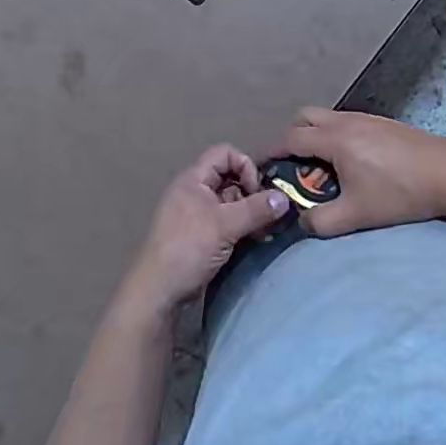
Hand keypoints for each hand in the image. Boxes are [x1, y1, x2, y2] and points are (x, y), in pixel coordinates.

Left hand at [123, 145, 289, 313]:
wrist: (160, 290)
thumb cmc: (188, 248)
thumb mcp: (225, 225)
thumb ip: (256, 209)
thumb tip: (285, 198)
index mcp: (194, 179)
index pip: (225, 154)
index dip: (245, 166)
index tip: (256, 191)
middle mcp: (196, 191)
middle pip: (231, 178)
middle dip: (253, 193)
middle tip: (269, 214)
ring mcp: (198, 214)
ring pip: (232, 202)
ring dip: (251, 213)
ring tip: (266, 231)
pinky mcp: (203, 235)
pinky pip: (228, 221)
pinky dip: (243, 227)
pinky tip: (257, 240)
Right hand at [271, 108, 445, 237]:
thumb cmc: (401, 193)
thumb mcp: (357, 215)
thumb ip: (321, 222)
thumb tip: (302, 223)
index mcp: (334, 140)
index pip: (289, 139)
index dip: (271, 153)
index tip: (261, 168)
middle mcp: (346, 122)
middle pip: (304, 118)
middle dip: (291, 138)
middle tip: (293, 166)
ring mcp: (367, 118)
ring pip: (327, 118)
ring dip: (315, 136)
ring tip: (322, 166)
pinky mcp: (384, 123)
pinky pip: (347, 121)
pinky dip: (336, 136)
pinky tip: (353, 162)